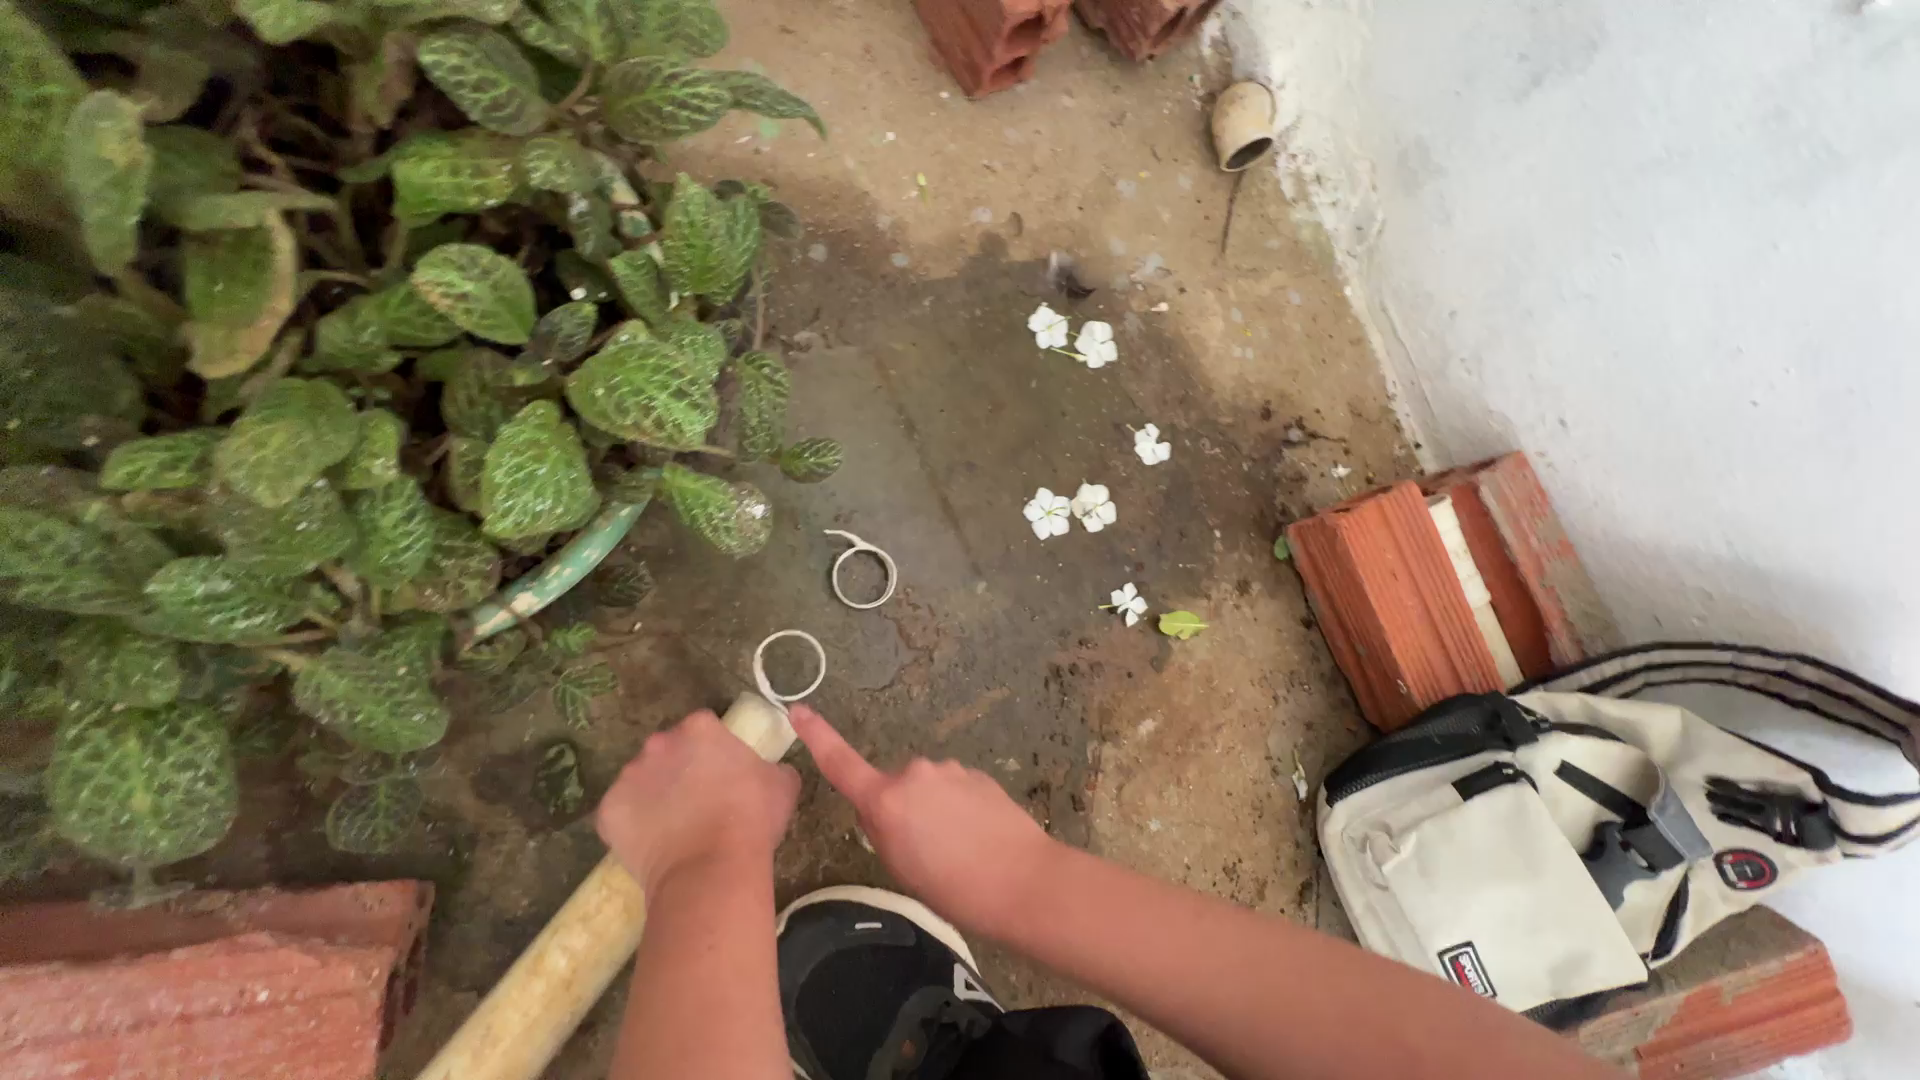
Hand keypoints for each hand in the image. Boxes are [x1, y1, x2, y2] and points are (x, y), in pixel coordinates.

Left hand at [595, 710, 801, 894]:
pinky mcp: (608, 811)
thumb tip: (765, 771)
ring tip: (677, 827)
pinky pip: (621, 813)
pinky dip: (634, 825)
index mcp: (700, 728)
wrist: (712, 868)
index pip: (704, 728)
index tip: (723, 773)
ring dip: (655, 795)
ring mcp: (629, 776)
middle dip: (680, 768)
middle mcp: (660, 743)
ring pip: (642, 780)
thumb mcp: (782, 783)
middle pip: (668, 749)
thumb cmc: (752, 818)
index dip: (713, 751)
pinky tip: (654, 844)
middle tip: (700, 800)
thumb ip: (770, 766)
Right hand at [790, 706, 1059, 936]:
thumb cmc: (954, 889)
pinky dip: (957, 810)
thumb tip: (879, 809)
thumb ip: (881, 831)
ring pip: (925, 789)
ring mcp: (949, 769)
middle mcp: (915, 773)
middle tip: (921, 853)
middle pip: (891, 787)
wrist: (1023, 880)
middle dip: (898, 810)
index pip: (841, 763)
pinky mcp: (976, 774)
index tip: (797, 709)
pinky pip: (953, 790)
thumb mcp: (901, 869)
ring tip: (955, 852)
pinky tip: (977, 839)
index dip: (817, 736)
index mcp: (886, 799)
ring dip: (931, 811)